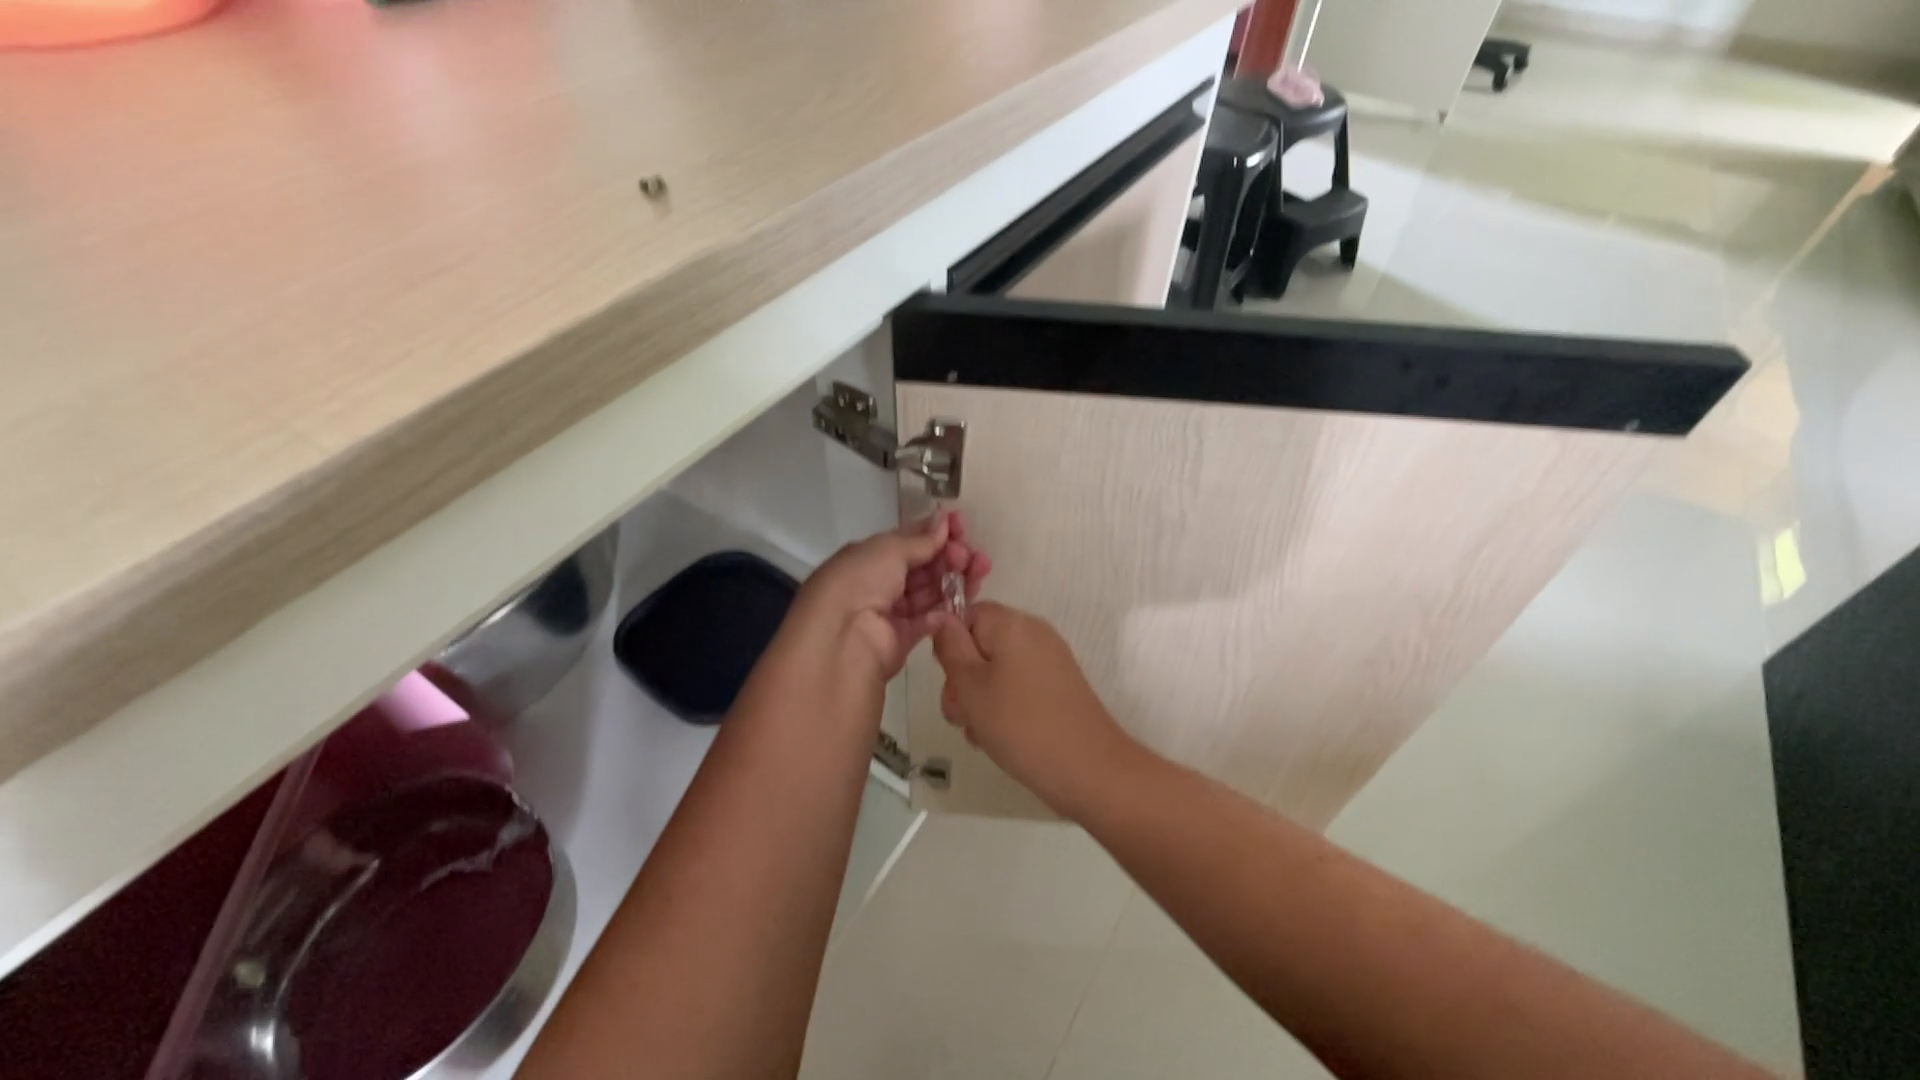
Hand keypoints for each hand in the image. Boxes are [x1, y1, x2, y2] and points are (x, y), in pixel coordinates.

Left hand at [787, 510, 990, 685]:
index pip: (909, 540)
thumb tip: (944, 521)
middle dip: (951, 556)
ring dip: (956, 580)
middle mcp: (880, 581)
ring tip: (980, 571)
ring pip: (931, 592)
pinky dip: (947, 610)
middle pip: (924, 566)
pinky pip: (930, 620)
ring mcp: (892, 611)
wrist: (842, 637)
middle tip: (971, 555)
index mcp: (871, 556)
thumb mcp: (888, 550)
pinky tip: (965, 599)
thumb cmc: (860, 581)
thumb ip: (921, 540)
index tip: (963, 525)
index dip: (936, 532)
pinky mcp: (903, 638)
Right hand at [929, 602, 1135, 815]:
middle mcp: (1034, 634)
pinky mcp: (1058, 688)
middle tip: (963, 714)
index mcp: (1012, 624)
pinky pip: (1017, 688)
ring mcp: (1049, 662)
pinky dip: (1003, 709)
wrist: (1088, 769)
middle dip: (963, 680)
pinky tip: (999, 738)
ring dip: (979, 701)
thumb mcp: (971, 686)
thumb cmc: (1020, 724)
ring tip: (982, 733)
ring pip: (995, 672)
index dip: (951, 646)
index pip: (967, 615)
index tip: (951, 680)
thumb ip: (950, 648)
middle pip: (980, 645)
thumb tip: (938, 616)